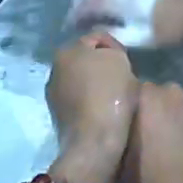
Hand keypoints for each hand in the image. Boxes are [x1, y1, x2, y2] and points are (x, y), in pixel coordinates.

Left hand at [46, 33, 137, 182]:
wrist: (94, 143)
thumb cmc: (109, 95)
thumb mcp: (119, 60)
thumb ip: (111, 49)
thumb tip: (106, 55)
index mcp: (67, 50)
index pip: (96, 38)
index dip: (116, 47)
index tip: (128, 63)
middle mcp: (54, 68)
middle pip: (85, 59)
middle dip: (102, 64)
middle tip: (123, 77)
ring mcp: (53, 94)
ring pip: (80, 80)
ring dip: (95, 83)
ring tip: (114, 96)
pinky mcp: (58, 116)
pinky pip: (78, 100)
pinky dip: (90, 101)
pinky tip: (103, 110)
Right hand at [66, 0, 182, 47]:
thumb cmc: (172, 26)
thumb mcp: (145, 38)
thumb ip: (118, 36)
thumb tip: (96, 36)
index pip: (88, 2)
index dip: (76, 14)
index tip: (69, 29)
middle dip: (78, 1)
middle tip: (74, 20)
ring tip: (85, 17)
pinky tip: (104, 12)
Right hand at [116, 82, 182, 182]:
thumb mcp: (118, 171)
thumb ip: (111, 145)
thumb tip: (108, 140)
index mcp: (144, 96)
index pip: (126, 93)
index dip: (124, 113)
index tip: (121, 131)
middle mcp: (170, 90)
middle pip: (154, 97)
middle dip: (149, 114)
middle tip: (145, 141)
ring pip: (177, 107)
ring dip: (172, 120)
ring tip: (170, 148)